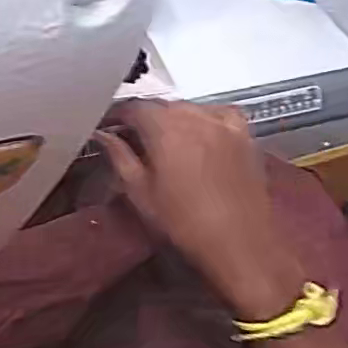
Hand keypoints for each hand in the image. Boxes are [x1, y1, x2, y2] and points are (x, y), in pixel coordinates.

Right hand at [94, 101, 303, 318]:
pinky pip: (218, 113)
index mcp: (165, 130)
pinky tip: (198, 132)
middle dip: (141, 116)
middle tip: (127, 135)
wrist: (238, 242)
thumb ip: (119, 156)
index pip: (133, 107)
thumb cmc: (181, 222)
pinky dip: (203, 117)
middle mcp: (196, 117)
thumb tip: (103, 135)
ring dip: (170, 116)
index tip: (105, 126)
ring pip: (188, 107)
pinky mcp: (244, 135)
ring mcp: (224, 124)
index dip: (115, 115)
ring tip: (159, 137)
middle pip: (161, 104)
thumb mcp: (139, 191)